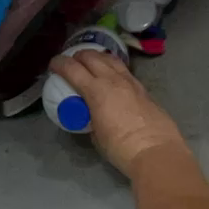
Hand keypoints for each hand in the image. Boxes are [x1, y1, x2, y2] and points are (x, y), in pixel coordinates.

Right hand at [47, 50, 186, 176]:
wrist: (156, 151)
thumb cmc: (121, 148)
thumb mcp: (96, 135)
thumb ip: (90, 119)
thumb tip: (92, 116)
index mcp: (96, 91)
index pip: (72, 68)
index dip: (59, 63)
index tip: (53, 65)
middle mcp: (112, 80)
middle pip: (91, 56)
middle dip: (77, 56)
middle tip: (71, 63)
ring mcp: (130, 82)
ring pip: (110, 58)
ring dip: (97, 57)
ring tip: (91, 63)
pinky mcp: (143, 88)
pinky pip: (123, 69)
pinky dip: (113, 67)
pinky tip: (112, 76)